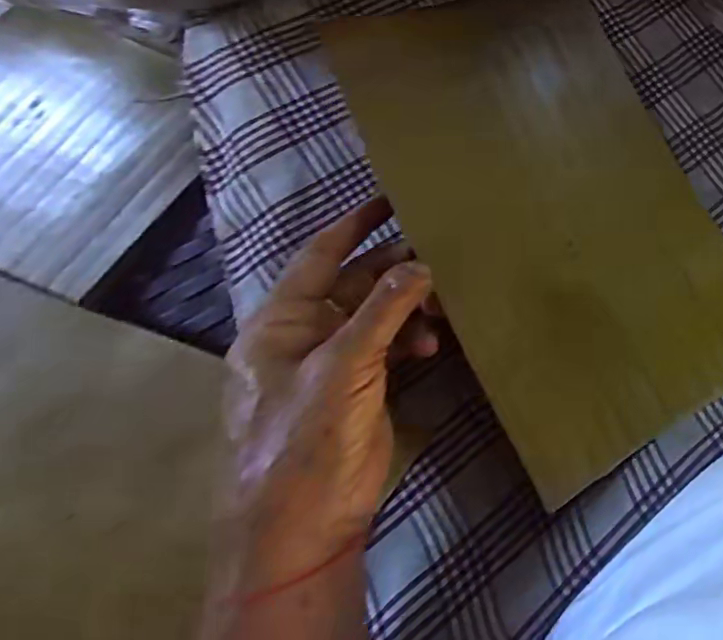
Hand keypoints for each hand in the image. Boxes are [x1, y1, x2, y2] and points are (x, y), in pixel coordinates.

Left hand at [211, 198, 440, 600]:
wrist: (302, 523)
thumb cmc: (304, 438)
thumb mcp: (342, 367)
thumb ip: (383, 311)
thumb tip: (421, 262)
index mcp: (280, 325)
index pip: (318, 258)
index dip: (353, 226)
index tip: (391, 199)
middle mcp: (306, 336)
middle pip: (357, 284)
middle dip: (398, 271)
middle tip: (441, 257)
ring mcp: (335, 362)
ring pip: (381, 313)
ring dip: (412, 308)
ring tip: (442, 312)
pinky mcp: (361, 385)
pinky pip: (393, 343)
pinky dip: (415, 338)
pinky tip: (435, 346)